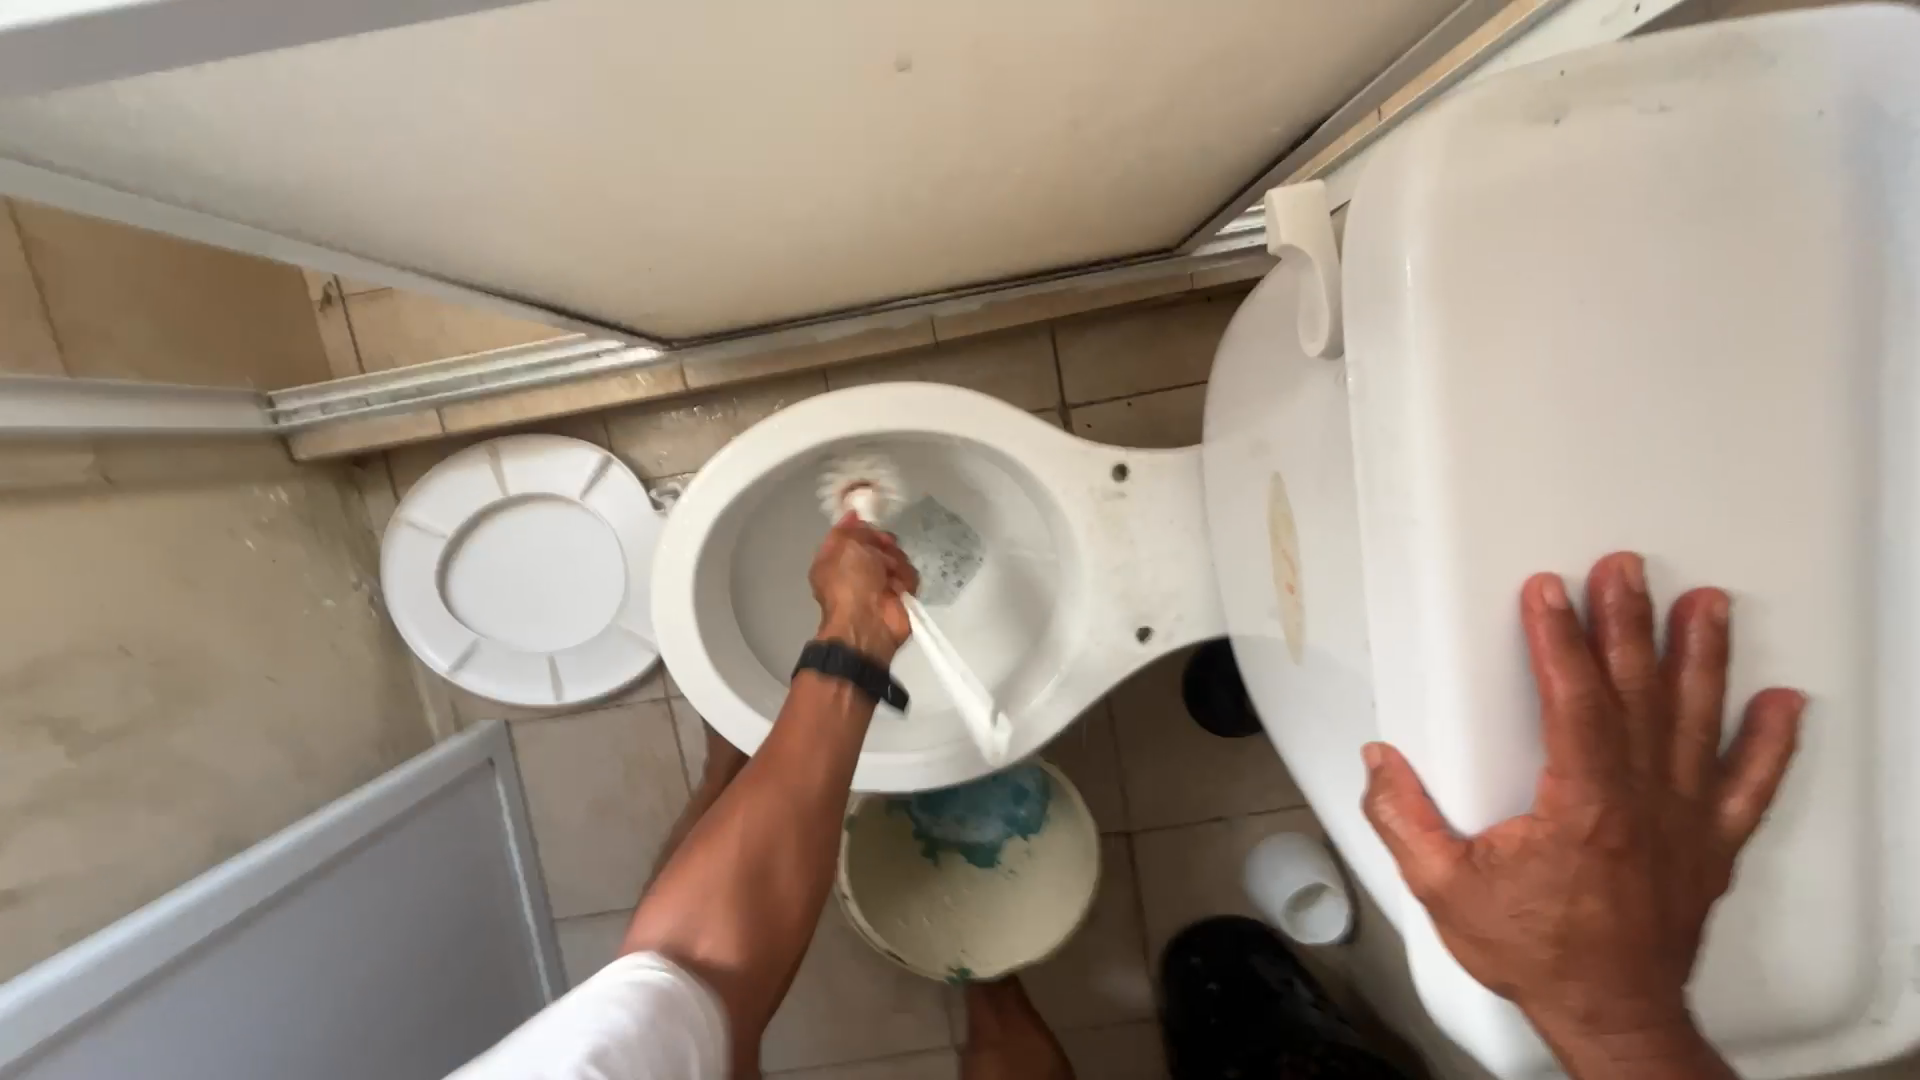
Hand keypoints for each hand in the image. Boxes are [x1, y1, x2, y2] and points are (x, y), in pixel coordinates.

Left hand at [810, 513, 918, 663]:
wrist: (868, 623)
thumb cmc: (850, 582)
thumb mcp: (844, 546)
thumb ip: (851, 528)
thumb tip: (853, 514)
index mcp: (836, 557)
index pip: (852, 532)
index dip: (862, 525)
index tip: (871, 520)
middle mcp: (857, 568)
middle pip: (879, 542)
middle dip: (883, 545)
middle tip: (882, 552)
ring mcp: (880, 581)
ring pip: (897, 556)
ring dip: (895, 564)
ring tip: (889, 577)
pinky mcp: (901, 593)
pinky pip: (909, 575)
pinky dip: (905, 580)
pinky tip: (898, 589)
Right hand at [1361, 553, 1803, 1056]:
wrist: (1612, 1016)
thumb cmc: (1533, 951)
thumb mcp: (1441, 886)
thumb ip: (1401, 817)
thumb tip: (1378, 760)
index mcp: (1582, 810)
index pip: (1576, 705)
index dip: (1562, 643)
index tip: (1551, 594)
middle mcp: (1644, 807)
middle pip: (1641, 696)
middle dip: (1630, 625)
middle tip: (1626, 571)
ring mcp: (1685, 823)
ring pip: (1700, 724)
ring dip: (1701, 659)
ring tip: (1705, 605)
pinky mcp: (1709, 845)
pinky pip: (1751, 785)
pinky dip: (1771, 741)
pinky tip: (1785, 702)